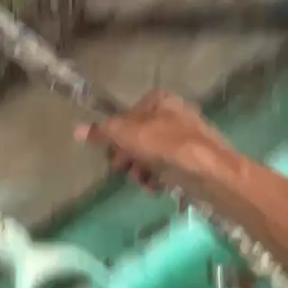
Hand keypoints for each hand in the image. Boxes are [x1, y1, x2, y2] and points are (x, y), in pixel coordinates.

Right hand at [73, 92, 235, 195]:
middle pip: (137, 135)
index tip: (110, 150)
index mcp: (158, 100)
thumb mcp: (123, 134)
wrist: (211, 171)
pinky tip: (155, 186)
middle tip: (122, 169)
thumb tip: (76, 130)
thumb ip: (100, 132)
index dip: (114, 133)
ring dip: (140, 168)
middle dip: (127, 155)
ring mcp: (188, 137)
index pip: (126, 114)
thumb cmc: (164, 145)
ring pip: (152, 152)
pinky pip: (169, 165)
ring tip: (140, 181)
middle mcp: (174, 114)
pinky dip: (158, 176)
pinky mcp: (197, 158)